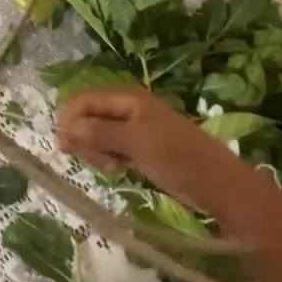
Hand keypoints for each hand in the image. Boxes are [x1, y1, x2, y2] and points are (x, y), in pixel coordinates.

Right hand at [58, 87, 263, 216]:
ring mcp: (134, 128)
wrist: (216, 183)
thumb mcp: (135, 141)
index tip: (66, 147)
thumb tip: (65, 130)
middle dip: (85, 138)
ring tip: (111, 168)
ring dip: (97, 151)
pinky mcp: (140, 147)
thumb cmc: (176, 155)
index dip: (70, 120)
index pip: (83, 100)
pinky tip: (119, 170)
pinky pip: (111, 147)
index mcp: (126, 98)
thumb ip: (98, 133)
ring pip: (98, 134)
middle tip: (96, 162)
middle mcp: (127, 108)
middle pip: (88, 117)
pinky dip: (109, 158)